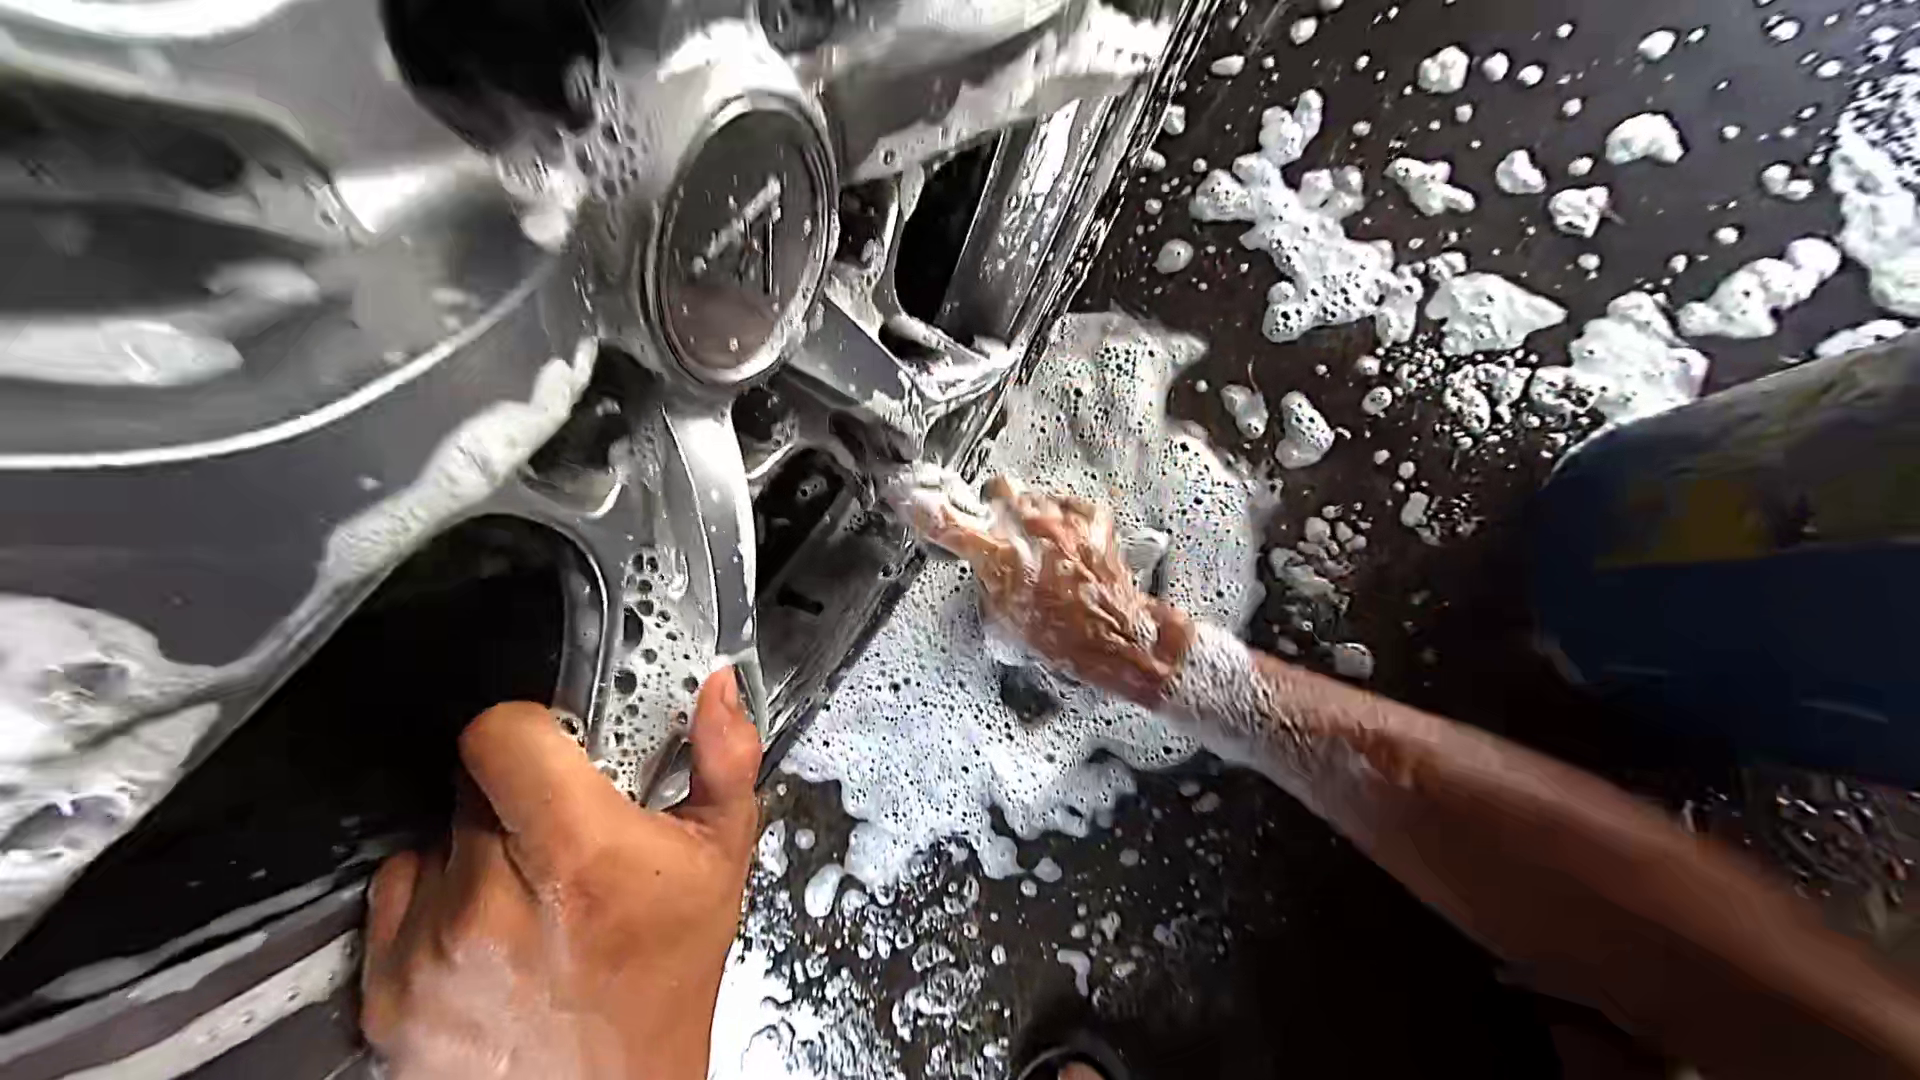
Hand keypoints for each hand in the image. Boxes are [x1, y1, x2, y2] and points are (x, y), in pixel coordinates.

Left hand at [360, 671, 762, 1079]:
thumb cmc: (674, 966)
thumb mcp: (724, 849)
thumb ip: (726, 756)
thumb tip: (718, 689)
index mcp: (580, 853)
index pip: (500, 735)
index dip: (534, 725)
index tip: (563, 742)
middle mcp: (489, 900)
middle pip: (476, 776)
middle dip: (527, 781)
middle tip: (572, 814)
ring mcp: (428, 948)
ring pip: (441, 828)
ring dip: (487, 835)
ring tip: (539, 874)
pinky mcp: (386, 987)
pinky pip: (404, 888)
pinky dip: (448, 888)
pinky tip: (499, 917)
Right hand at [913, 476, 1193, 705]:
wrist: (1116, 637)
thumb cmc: (1061, 637)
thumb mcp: (1005, 616)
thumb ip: (987, 578)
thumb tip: (983, 560)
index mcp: (1000, 557)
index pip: (949, 523)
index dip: (924, 508)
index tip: (909, 495)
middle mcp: (1029, 529)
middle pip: (997, 489)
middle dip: (995, 505)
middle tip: (1003, 528)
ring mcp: (1062, 519)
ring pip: (1032, 495)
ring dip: (1030, 514)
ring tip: (1043, 543)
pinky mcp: (1091, 517)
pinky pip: (1065, 503)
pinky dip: (1061, 518)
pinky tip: (1066, 541)